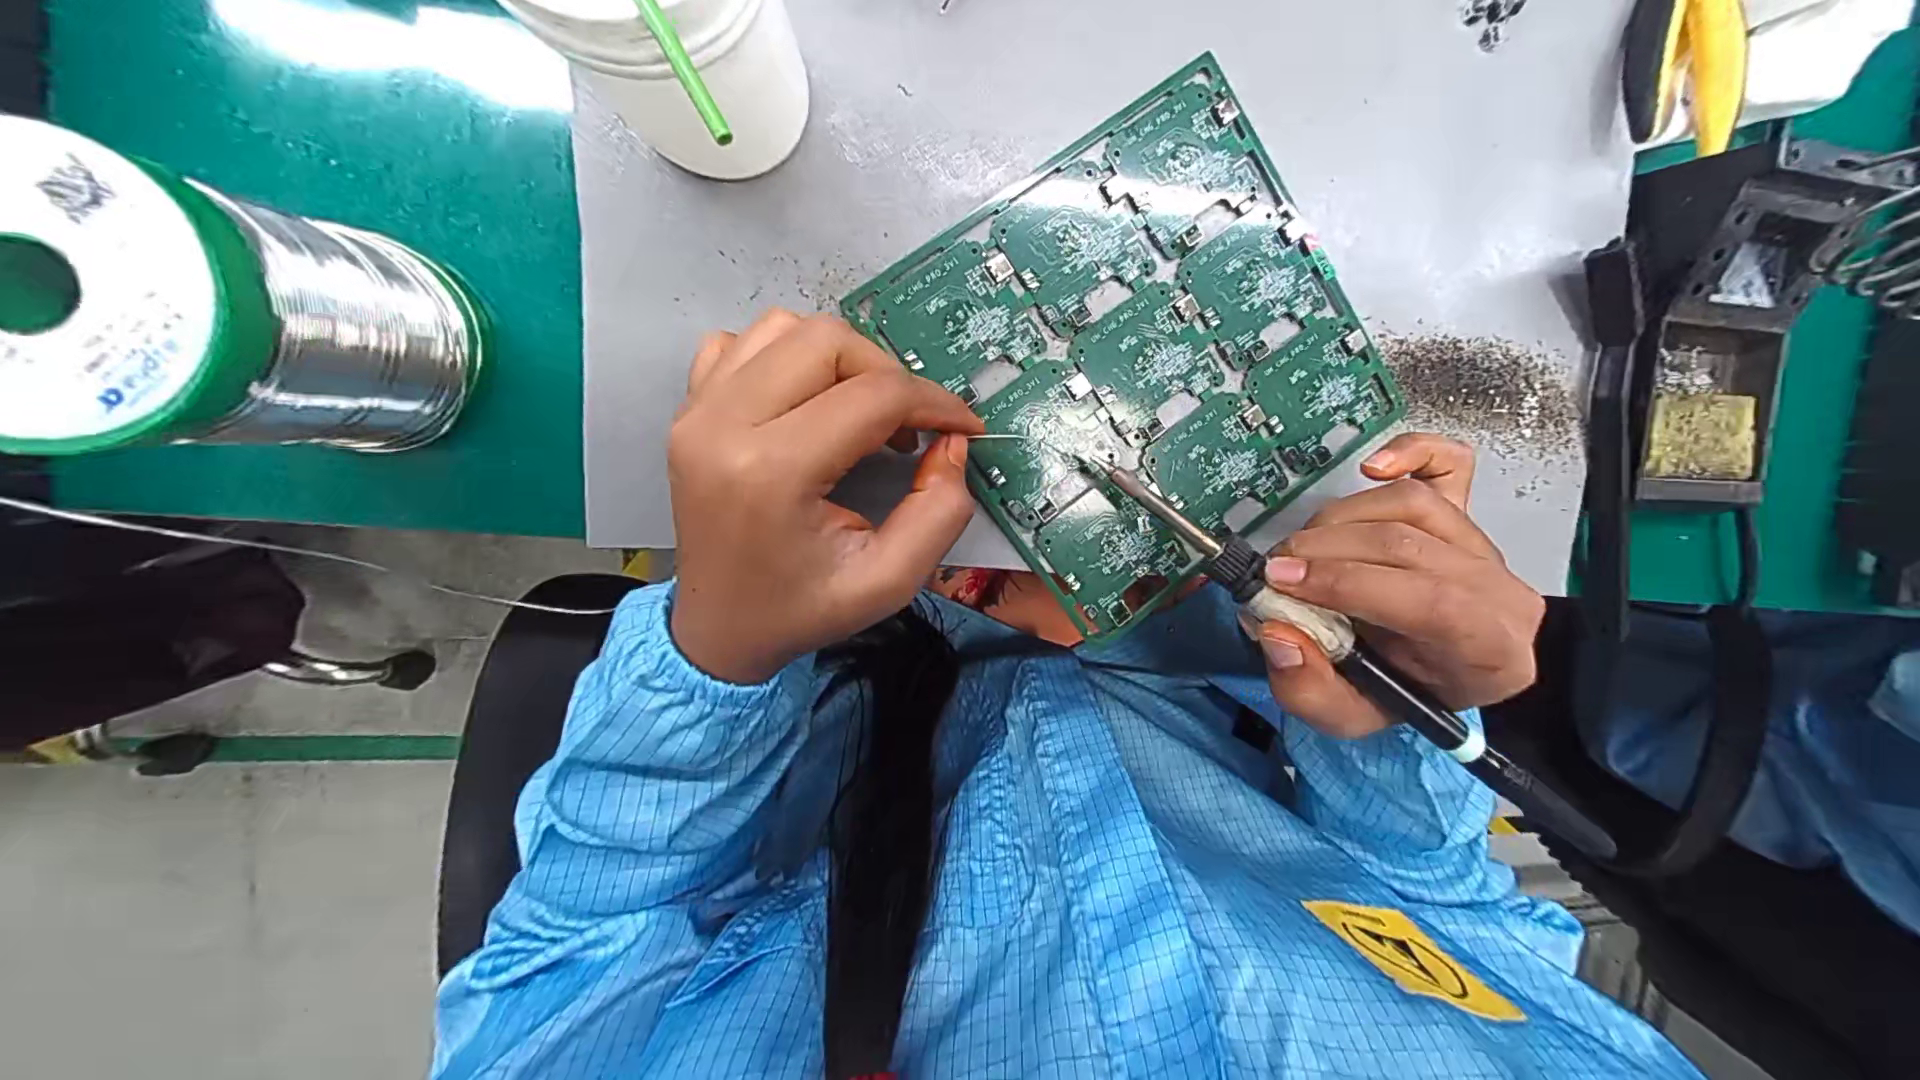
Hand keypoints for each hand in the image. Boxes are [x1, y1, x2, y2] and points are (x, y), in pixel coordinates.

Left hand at [668, 311, 983, 682]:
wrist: (720, 629)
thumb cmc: (802, 610)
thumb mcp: (889, 581)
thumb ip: (940, 512)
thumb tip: (951, 442)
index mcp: (771, 472)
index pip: (873, 397)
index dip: (934, 403)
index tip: (962, 427)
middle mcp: (722, 425)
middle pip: (827, 341)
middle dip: (889, 373)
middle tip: (910, 423)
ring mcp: (697, 411)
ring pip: (784, 328)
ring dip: (841, 358)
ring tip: (862, 411)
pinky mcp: (689, 410)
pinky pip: (741, 344)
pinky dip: (786, 357)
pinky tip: (807, 401)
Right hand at [1252, 433, 1544, 737]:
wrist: (1418, 669)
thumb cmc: (1386, 692)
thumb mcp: (1343, 716)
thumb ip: (1307, 689)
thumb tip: (1276, 632)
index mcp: (1489, 654)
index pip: (1433, 604)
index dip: (1348, 583)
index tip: (1280, 581)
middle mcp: (1501, 594)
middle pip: (1410, 546)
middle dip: (1324, 552)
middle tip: (1273, 570)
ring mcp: (1485, 546)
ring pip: (1409, 505)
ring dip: (1337, 521)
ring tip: (1300, 548)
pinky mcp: (1466, 513)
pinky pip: (1450, 466)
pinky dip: (1411, 452)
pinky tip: (1372, 465)